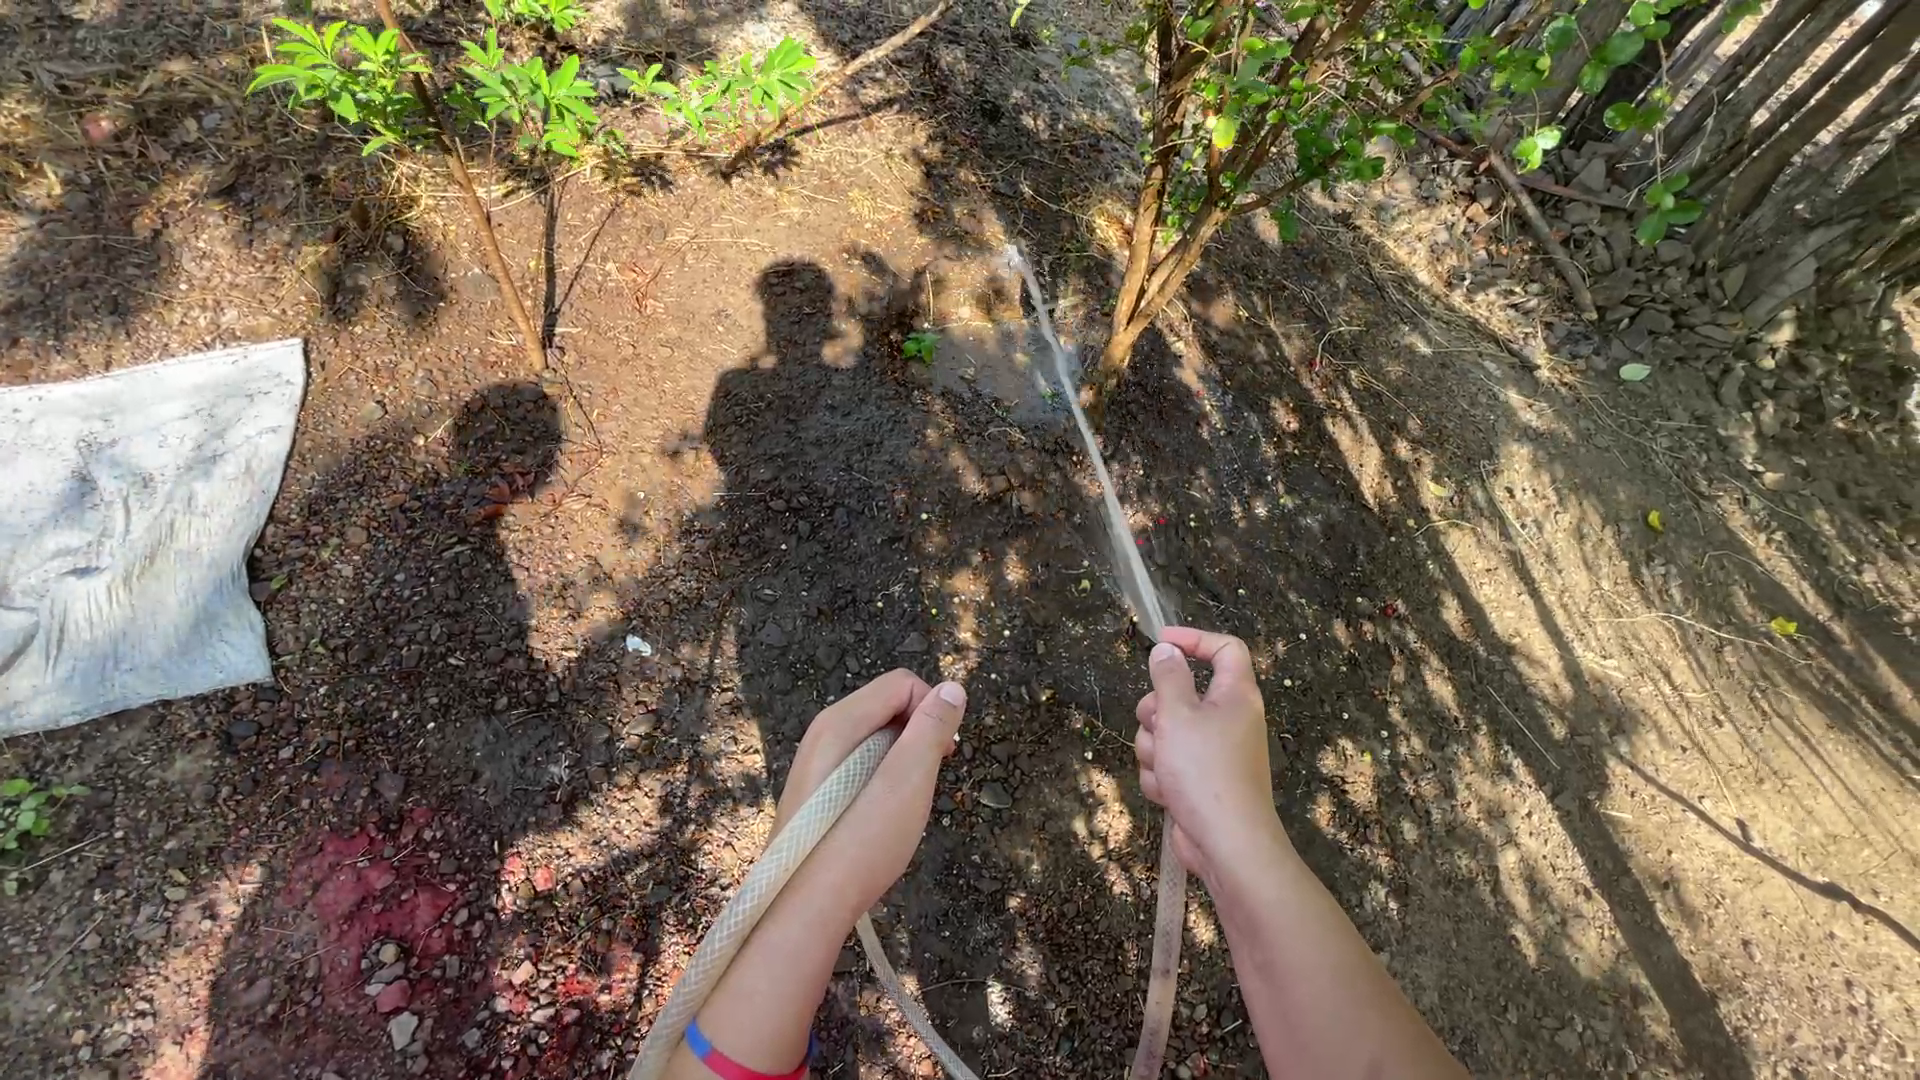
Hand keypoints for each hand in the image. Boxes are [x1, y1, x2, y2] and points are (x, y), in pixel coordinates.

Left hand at [772, 669, 966, 921]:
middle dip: (919, 735)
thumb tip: (953, 687)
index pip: (902, 683)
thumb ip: (930, 729)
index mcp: (841, 720)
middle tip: (927, 782)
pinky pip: (861, 762)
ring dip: (904, 760)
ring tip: (905, 804)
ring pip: (878, 737)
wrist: (804, 908)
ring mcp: (816, 761)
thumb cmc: (860, 841)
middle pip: (888, 706)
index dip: (933, 709)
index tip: (945, 754)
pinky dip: (883, 778)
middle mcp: (823, 731)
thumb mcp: (907, 781)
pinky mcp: (816, 789)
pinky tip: (883, 816)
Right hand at [1134, 627, 1282, 880]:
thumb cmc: (1205, 770)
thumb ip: (1168, 677)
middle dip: (1156, 709)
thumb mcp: (1178, 714)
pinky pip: (1168, 763)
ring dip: (1154, 748)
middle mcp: (1228, 719)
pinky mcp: (1199, 780)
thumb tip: (1167, 650)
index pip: (1226, 649)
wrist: (1226, 843)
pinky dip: (1161, 775)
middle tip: (1156, 723)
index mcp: (1236, 695)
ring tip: (1163, 768)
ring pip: (1167, 731)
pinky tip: (1167, 792)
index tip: (1161, 641)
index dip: (1194, 639)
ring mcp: (1214, 752)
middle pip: (1182, 693)